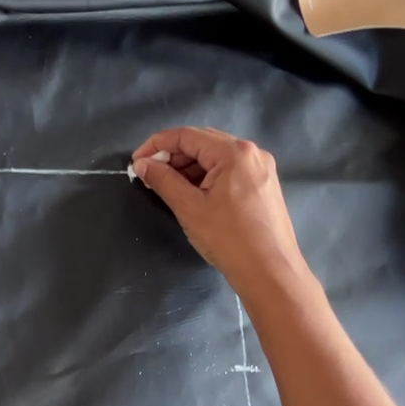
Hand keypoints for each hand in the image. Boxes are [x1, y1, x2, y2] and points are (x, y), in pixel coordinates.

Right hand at [131, 127, 311, 300]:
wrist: (268, 269)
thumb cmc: (227, 237)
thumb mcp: (188, 207)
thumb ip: (163, 180)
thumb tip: (142, 164)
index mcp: (233, 152)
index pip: (186, 135)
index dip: (156, 145)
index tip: (136, 162)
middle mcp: (250, 152)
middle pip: (202, 142)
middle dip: (172, 156)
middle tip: (149, 175)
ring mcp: (260, 167)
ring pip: (215, 156)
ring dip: (188, 167)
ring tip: (167, 186)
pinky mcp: (263, 183)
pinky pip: (228, 169)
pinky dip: (205, 176)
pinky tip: (192, 193)